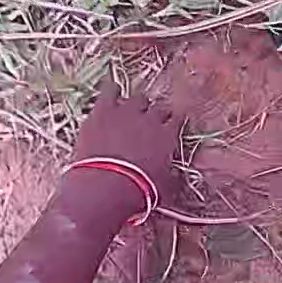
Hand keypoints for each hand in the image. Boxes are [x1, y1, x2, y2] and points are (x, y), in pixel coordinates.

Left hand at [62, 83, 179, 220]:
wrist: (107, 185)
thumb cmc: (139, 191)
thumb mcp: (164, 188)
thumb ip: (172, 177)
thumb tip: (175, 175)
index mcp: (168, 136)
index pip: (178, 120)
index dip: (175, 122)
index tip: (172, 125)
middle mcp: (151, 119)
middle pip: (158, 109)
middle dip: (156, 115)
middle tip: (150, 124)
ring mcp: (126, 111)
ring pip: (137, 98)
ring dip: (136, 104)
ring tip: (131, 111)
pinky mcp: (103, 110)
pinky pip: (110, 91)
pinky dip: (112, 91)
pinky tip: (111, 94)